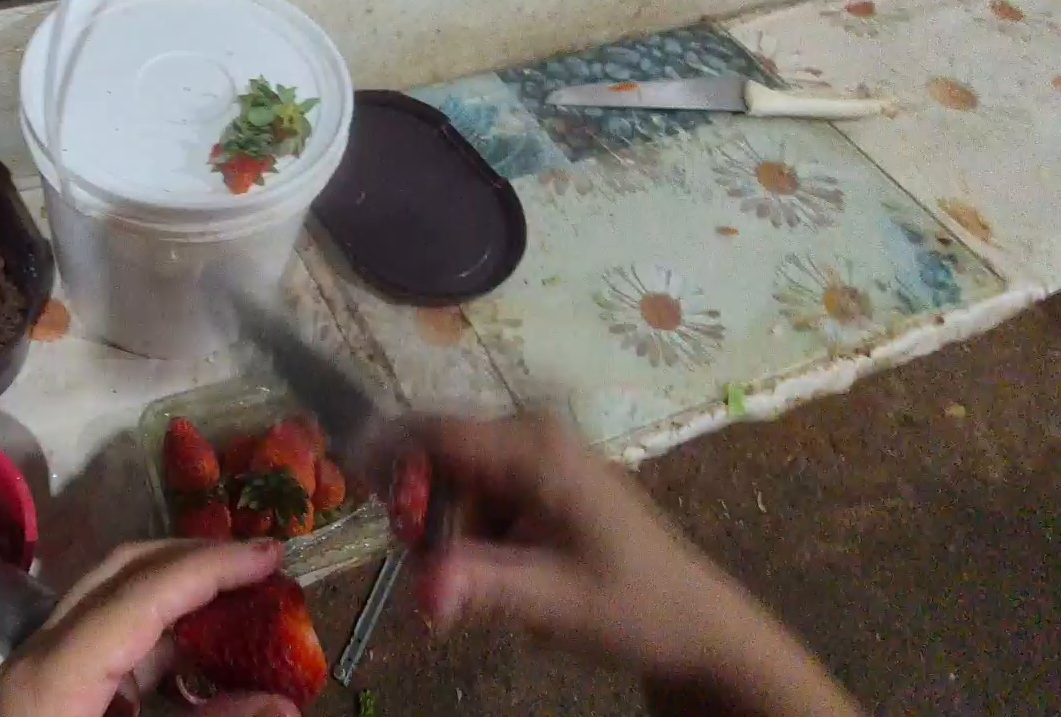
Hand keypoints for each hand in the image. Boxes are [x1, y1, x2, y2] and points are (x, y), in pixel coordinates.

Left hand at [0, 540, 300, 716]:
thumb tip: (285, 706)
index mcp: (57, 675)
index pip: (144, 592)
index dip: (212, 568)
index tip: (272, 555)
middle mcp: (47, 651)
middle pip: (127, 573)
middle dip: (198, 561)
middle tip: (262, 563)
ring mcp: (50, 667)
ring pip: (123, 599)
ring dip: (187, 595)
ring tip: (247, 597)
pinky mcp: (62, 689)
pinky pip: (121, 642)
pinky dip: (171, 640)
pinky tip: (215, 658)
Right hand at [413, 414, 861, 715]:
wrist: (701, 628)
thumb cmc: (635, 607)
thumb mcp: (556, 601)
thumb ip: (483, 588)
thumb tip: (419, 592)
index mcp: (533, 447)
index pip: (437, 432)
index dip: (392, 456)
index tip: (360, 493)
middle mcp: (529, 433)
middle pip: (440, 451)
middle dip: (420, 504)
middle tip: (419, 560)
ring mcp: (535, 451)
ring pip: (454, 472)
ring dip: (444, 520)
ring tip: (463, 574)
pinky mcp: (538, 472)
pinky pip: (478, 485)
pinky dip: (468, 522)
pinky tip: (490, 561)